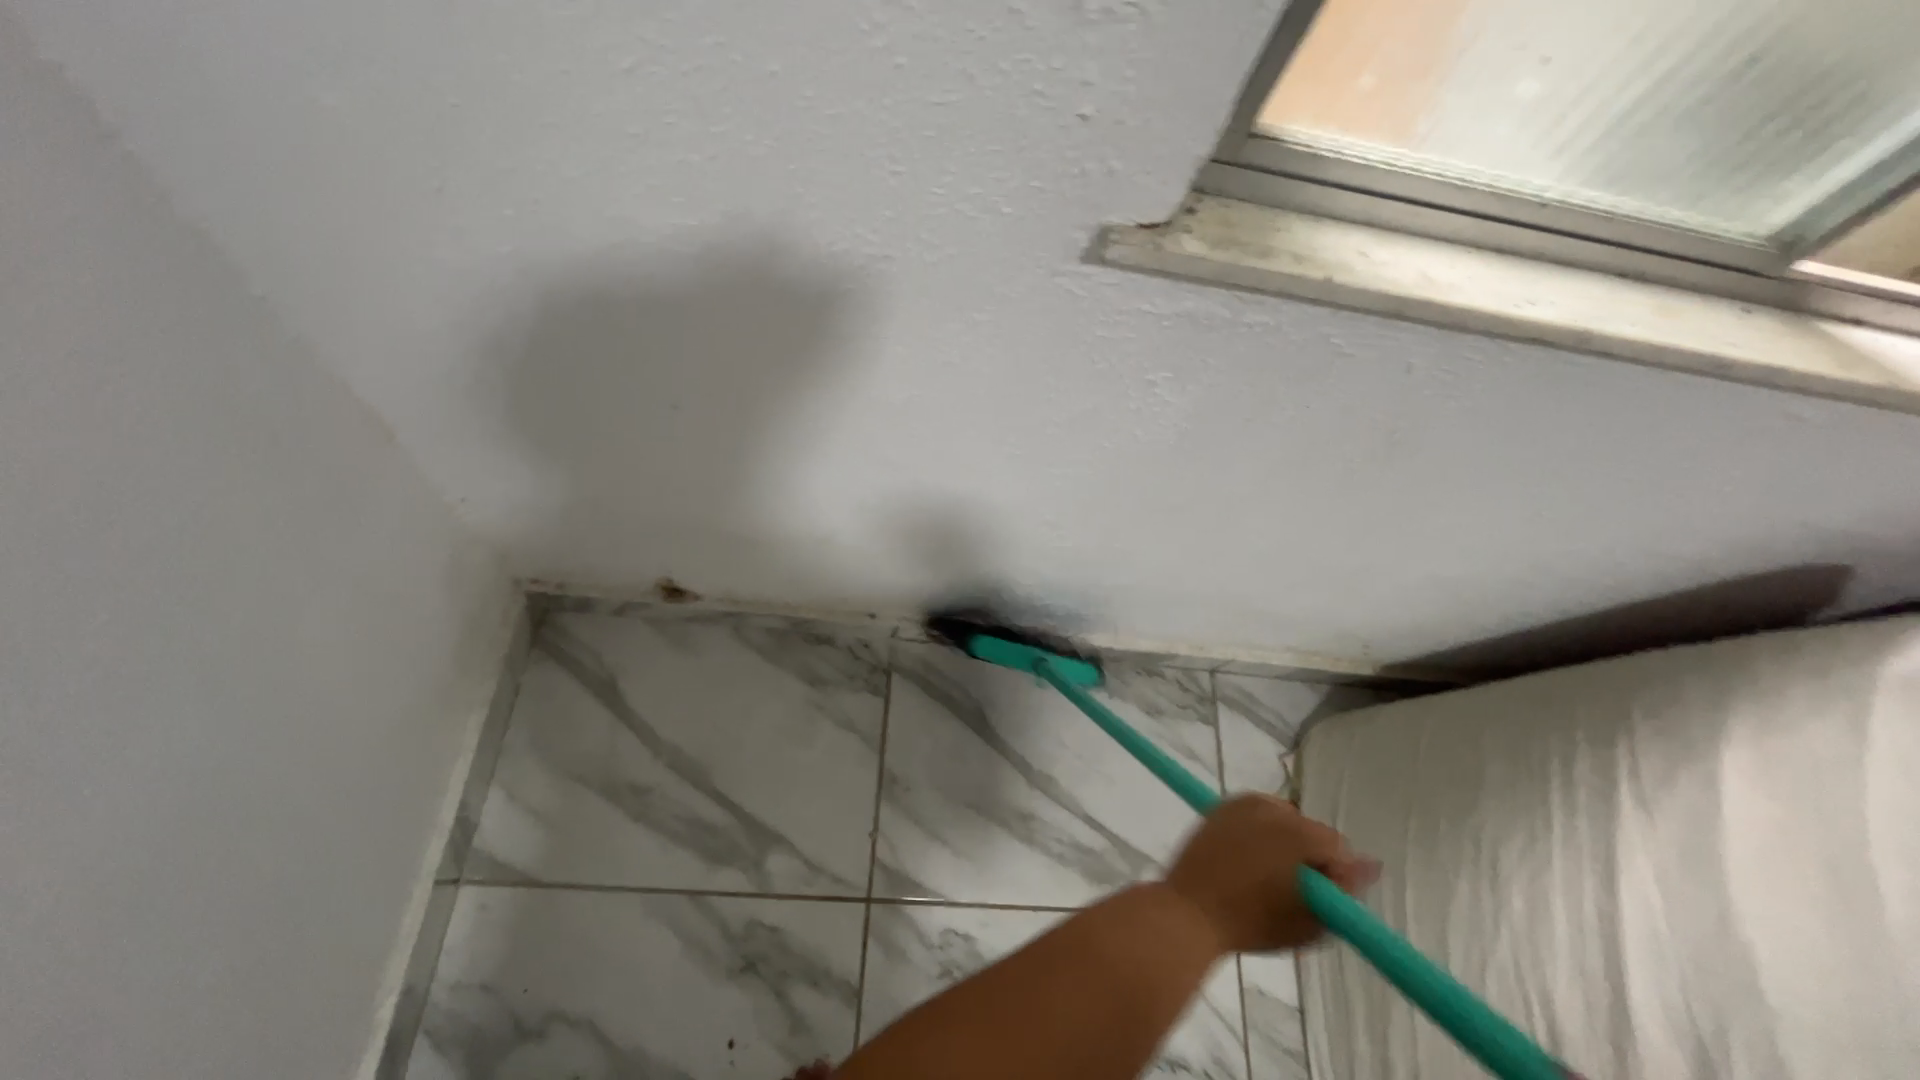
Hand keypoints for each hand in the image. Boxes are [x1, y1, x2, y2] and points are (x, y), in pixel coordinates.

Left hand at [1162, 793, 1380, 952]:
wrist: (1188, 912)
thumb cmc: (1250, 923)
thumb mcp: (1308, 921)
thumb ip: (1343, 891)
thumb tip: (1371, 866)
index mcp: (1297, 833)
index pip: (1337, 846)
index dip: (1335, 874)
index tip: (1319, 898)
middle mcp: (1272, 808)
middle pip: (1309, 829)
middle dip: (1309, 855)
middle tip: (1290, 889)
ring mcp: (1243, 803)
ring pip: (1285, 820)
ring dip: (1285, 842)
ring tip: (1267, 876)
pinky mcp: (1222, 806)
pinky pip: (1258, 815)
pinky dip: (1261, 832)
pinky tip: (1249, 859)